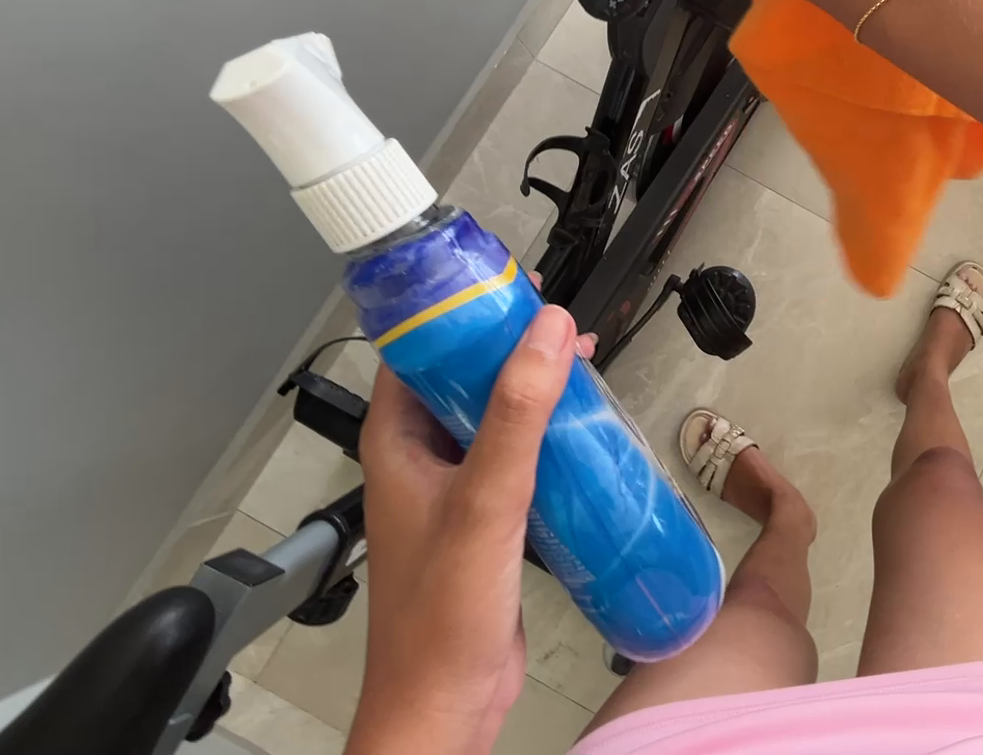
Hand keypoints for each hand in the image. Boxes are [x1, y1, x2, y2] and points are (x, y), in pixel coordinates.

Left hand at [348, 299, 592, 754]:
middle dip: (512, 341)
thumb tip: (551, 330)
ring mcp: (456, 480)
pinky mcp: (488, 508)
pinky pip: (518, 447)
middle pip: (466, 372)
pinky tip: (584, 420)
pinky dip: (549, 425)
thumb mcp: (487, 497)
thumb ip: (518, 413)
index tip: (512, 281)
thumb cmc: (443, 610)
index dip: (463, 307)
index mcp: (398, 437)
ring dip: (536, 381)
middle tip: (560, 316)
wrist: (446, 701)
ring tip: (581, 356)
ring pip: (497, 409)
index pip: (422, 347)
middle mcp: (423, 451)